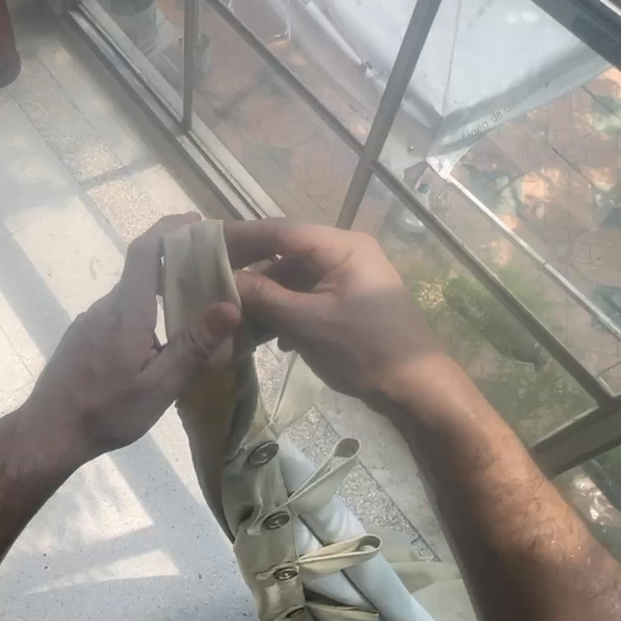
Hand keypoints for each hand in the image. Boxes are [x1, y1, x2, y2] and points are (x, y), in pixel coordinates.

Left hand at [14, 214, 241, 471]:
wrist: (50, 432)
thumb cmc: (106, 412)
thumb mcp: (159, 386)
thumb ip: (193, 345)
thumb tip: (229, 305)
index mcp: (126, 311)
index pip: (144, 251)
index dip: (170, 229)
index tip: (199, 222)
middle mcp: (106, 307)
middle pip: (142, 270)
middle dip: (177, 263)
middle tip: (214, 273)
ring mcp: (91, 321)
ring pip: (132, 295)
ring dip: (162, 292)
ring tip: (196, 310)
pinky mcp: (84, 337)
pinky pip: (120, 313)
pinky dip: (145, 313)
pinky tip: (160, 340)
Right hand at [225, 220, 471, 419]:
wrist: (415, 389)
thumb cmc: (364, 349)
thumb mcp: (306, 323)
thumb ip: (263, 296)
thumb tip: (225, 280)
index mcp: (341, 247)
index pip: (280, 231)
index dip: (240, 237)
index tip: (204, 245)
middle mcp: (344, 254)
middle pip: (284, 253)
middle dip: (249, 271)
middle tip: (210, 282)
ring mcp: (346, 278)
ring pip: (292, 278)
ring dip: (264, 297)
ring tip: (232, 315)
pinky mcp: (345, 302)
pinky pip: (304, 297)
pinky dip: (282, 311)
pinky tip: (266, 336)